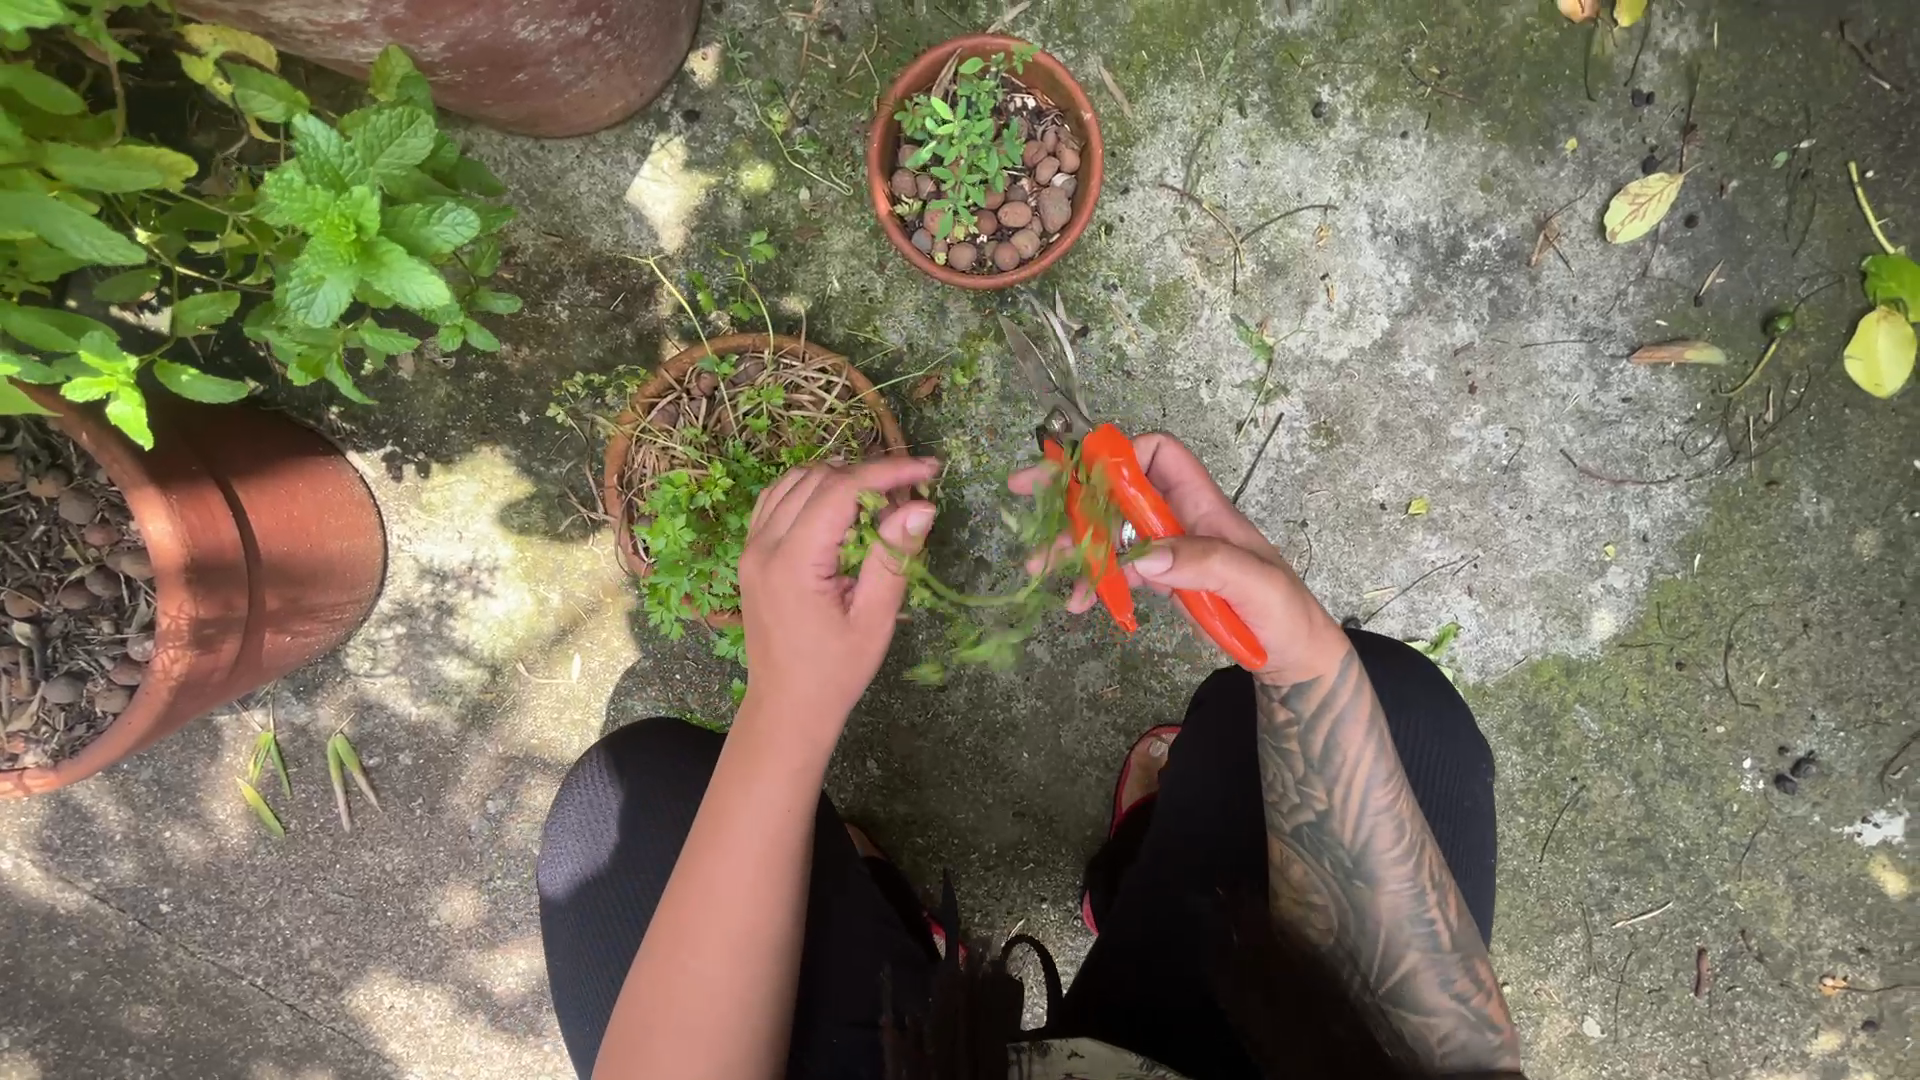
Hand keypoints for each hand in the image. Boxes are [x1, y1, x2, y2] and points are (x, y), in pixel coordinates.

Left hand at [739, 456, 940, 730]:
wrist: (787, 706)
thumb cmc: (835, 671)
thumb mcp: (874, 619)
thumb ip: (893, 558)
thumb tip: (922, 506)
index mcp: (793, 562)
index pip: (842, 490)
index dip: (888, 472)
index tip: (927, 470)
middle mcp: (763, 546)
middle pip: (818, 478)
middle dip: (868, 473)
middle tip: (909, 491)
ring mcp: (751, 547)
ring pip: (794, 481)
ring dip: (839, 477)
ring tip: (879, 496)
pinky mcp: (750, 554)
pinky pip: (776, 499)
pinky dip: (810, 489)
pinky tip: (839, 505)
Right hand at [1009, 433, 1344, 683]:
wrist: (1289, 655)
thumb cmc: (1283, 612)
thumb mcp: (1253, 585)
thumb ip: (1204, 565)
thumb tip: (1145, 557)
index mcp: (1202, 505)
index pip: (1158, 455)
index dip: (1122, 457)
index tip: (1087, 480)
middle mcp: (1177, 518)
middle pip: (1116, 490)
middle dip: (1070, 491)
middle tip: (1024, 492)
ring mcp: (1164, 549)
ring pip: (1106, 532)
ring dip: (1071, 545)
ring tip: (1039, 569)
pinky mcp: (1158, 578)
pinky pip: (1113, 569)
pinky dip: (1091, 582)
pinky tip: (1077, 603)